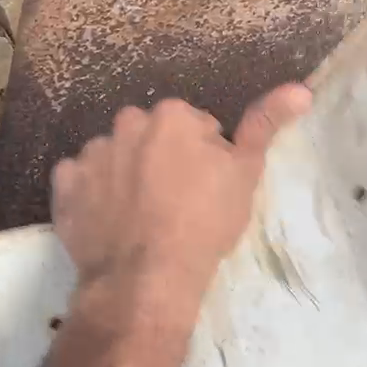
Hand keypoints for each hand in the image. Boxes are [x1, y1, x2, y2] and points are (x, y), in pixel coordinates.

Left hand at [51, 85, 311, 332]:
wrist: (147, 278)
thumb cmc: (204, 222)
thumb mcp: (246, 172)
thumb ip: (266, 124)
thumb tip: (302, 88)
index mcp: (172, 115)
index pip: (196, 128)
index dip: (206, 159)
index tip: (208, 189)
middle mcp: (126, 124)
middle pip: (153, 137)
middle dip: (163, 159)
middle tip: (178, 203)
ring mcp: (91, 154)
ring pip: (117, 157)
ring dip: (128, 175)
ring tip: (143, 217)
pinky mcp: (64, 187)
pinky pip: (82, 182)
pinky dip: (93, 195)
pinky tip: (110, 221)